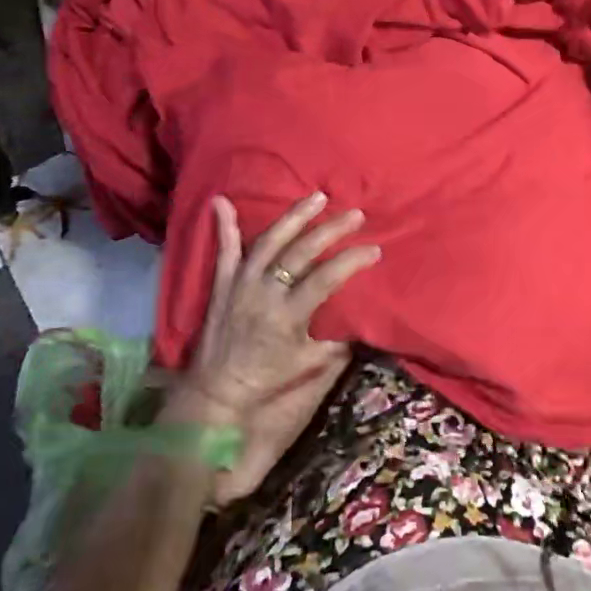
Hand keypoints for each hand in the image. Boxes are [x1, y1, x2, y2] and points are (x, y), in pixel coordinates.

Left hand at [164, 192, 380, 502]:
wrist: (216, 392)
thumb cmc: (264, 380)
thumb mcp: (306, 365)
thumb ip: (335, 344)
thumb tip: (360, 328)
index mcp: (289, 314)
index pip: (326, 279)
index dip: (351, 262)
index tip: (374, 249)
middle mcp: (265, 292)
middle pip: (301, 252)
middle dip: (331, 230)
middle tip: (354, 214)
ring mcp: (242, 284)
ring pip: (269, 241)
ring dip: (294, 217)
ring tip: (317, 197)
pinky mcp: (223, 283)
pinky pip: (224, 250)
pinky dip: (222, 225)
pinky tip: (220, 200)